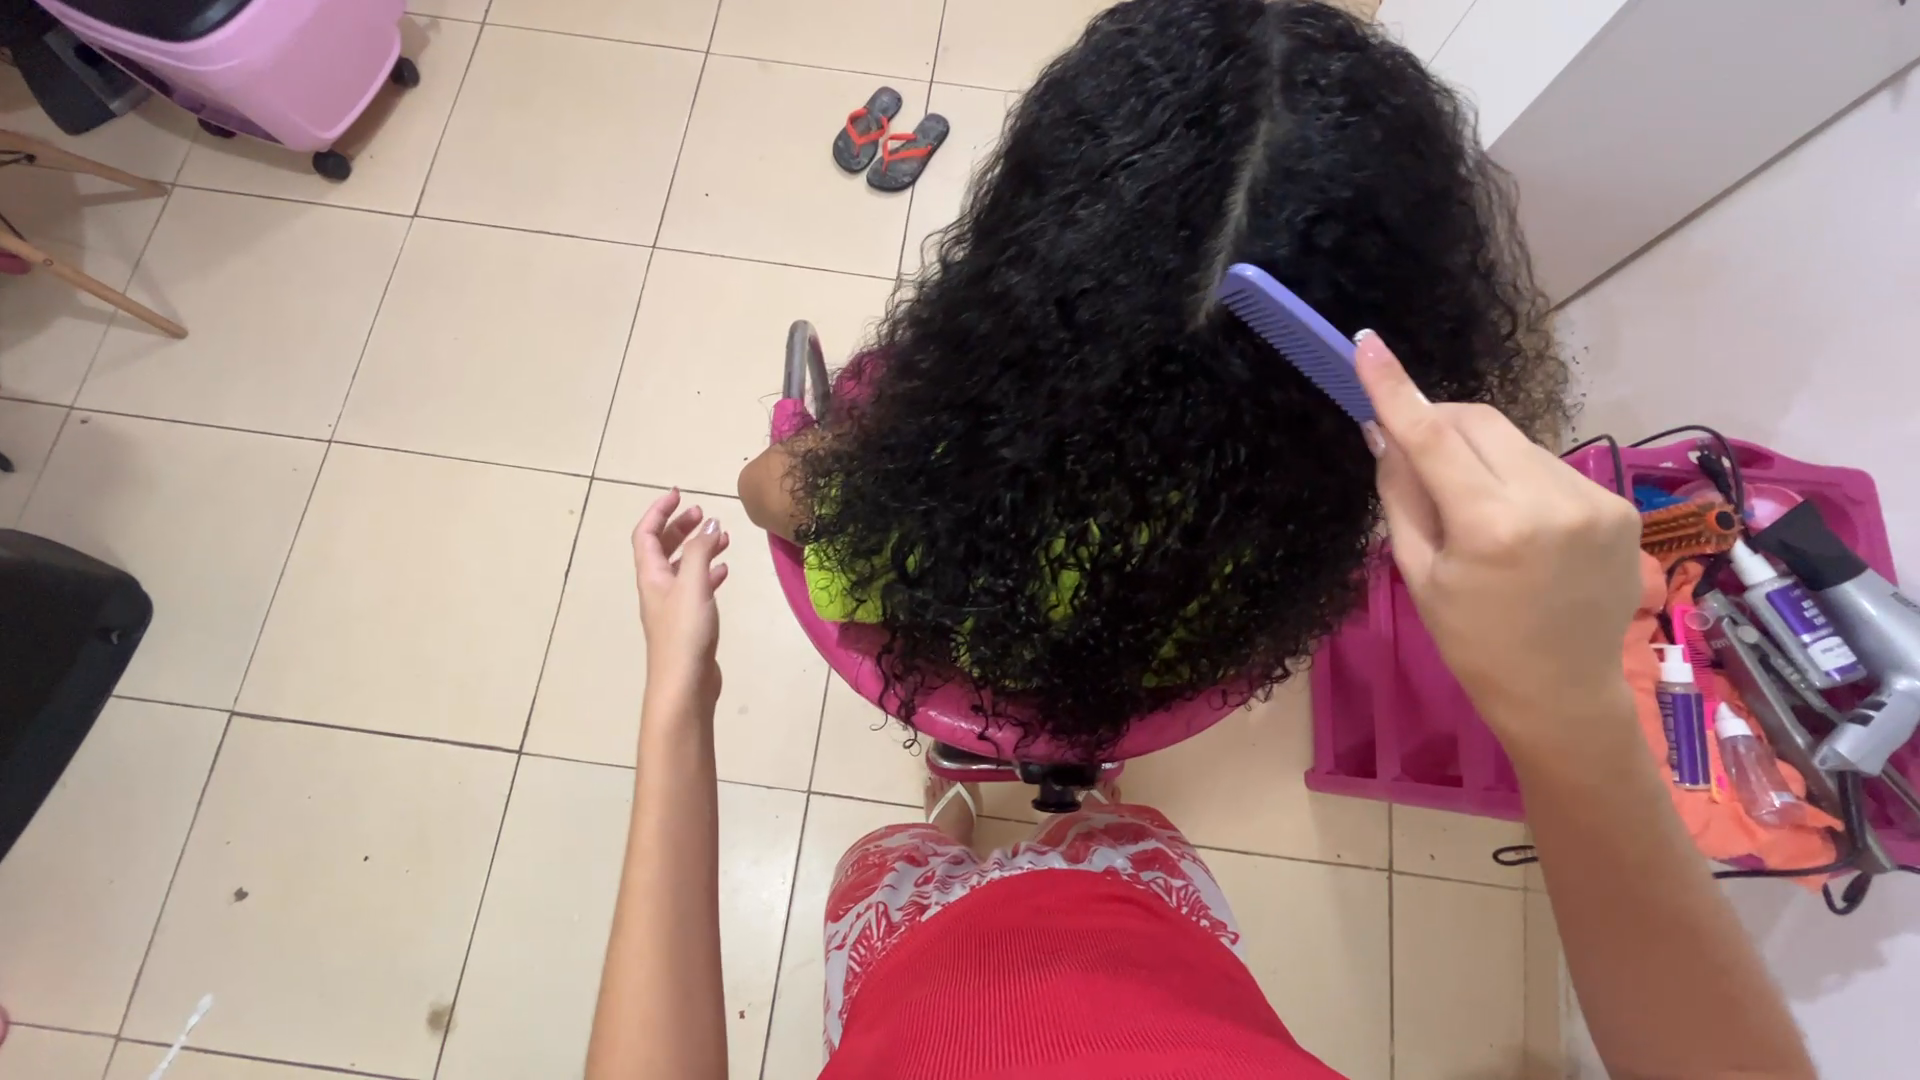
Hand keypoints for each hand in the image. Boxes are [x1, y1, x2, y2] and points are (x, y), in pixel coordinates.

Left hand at [632, 489, 731, 706]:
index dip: (659, 511)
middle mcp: (658, 588)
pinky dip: (709, 573)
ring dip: (698, 548)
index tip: (679, 494)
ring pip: (683, 567)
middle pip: (663, 548)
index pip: (647, 534)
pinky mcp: (689, 622)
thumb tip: (709, 523)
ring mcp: (673, 606)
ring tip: (722, 538)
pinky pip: (697, 587)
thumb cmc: (685, 633)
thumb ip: (700, 552)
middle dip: (680, 526)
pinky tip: (724, 571)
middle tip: (703, 513)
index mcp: (651, 576)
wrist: (684, 684)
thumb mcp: (692, 585)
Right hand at [1355, 332, 1642, 741]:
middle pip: (1479, 421)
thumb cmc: (1469, 639)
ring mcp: (1594, 497)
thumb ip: (1401, 494)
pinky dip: (1509, 472)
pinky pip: (1544, 463)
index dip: (1395, 388)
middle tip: (1407, 446)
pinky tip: (1506, 515)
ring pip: (1512, 439)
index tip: (1366, 345)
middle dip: (1437, 420)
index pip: (1433, 436)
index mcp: (1493, 525)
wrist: (1560, 689)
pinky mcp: (1616, 502)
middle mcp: (1552, 498)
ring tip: (1464, 502)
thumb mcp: (1417, 570)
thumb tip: (1385, 433)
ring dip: (1474, 450)